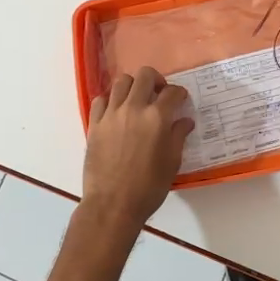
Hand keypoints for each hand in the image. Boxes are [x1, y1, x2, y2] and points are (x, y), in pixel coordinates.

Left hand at [81, 68, 192, 231]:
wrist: (113, 204)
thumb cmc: (148, 187)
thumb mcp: (172, 163)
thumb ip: (178, 136)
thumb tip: (185, 121)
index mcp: (157, 118)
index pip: (172, 92)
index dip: (179, 94)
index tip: (181, 100)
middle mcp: (133, 108)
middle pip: (145, 76)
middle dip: (156, 80)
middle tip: (159, 93)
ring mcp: (111, 114)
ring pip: (121, 82)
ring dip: (133, 85)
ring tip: (137, 98)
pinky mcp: (94, 124)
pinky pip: (100, 99)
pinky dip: (110, 99)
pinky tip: (116, 110)